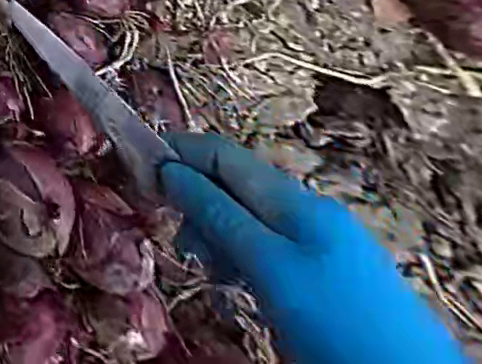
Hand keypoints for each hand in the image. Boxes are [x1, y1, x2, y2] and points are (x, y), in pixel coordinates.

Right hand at [157, 133, 465, 363]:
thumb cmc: (340, 329)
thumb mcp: (269, 268)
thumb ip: (217, 214)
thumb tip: (169, 169)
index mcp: (295, 200)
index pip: (221, 152)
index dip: (178, 153)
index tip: (141, 176)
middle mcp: (308, 213)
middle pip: (233, 184)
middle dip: (195, 199)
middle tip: (175, 236)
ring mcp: (323, 248)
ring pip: (248, 220)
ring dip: (215, 232)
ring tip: (204, 267)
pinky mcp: (330, 283)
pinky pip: (269, 251)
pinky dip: (241, 258)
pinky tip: (238, 286)